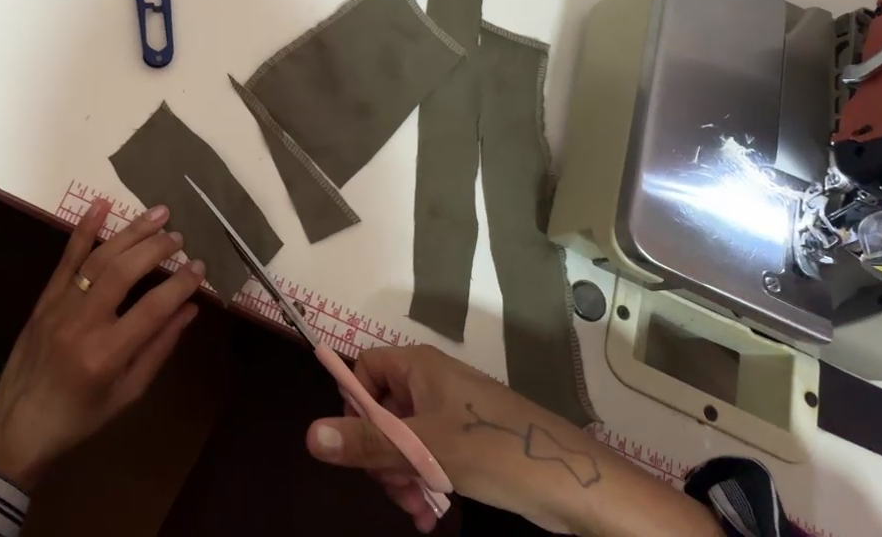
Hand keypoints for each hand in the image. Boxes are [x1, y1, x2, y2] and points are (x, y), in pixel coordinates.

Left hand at [0, 199, 203, 488]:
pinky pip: (66, 258)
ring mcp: (59, 307)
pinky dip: (83, 229)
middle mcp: (82, 324)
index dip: (181, 285)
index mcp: (106, 355)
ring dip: (130, 232)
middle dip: (156, 249)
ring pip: (99, 258)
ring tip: (158, 213)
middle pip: (124, 272)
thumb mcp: (127, 394)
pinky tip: (100, 205)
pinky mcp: (45, 298)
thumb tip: (190, 309)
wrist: (18, 425)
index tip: (201, 267)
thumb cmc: (80, 417)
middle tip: (180, 236)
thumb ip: (159, 349)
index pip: (153, 309)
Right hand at [305, 346, 720, 536]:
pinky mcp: (469, 442)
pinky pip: (430, 456)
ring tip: (416, 511)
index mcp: (417, 366)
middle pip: (381, 409)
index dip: (353, 405)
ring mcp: (451, 411)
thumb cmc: (492, 450)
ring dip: (401, 476)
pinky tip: (429, 515)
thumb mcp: (423, 449)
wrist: (572, 480)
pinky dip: (424, 481)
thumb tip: (309, 435)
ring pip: (405, 439)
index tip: (358, 446)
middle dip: (380, 454)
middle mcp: (431, 381)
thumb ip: (366, 442)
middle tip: (394, 490)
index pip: (363, 369)